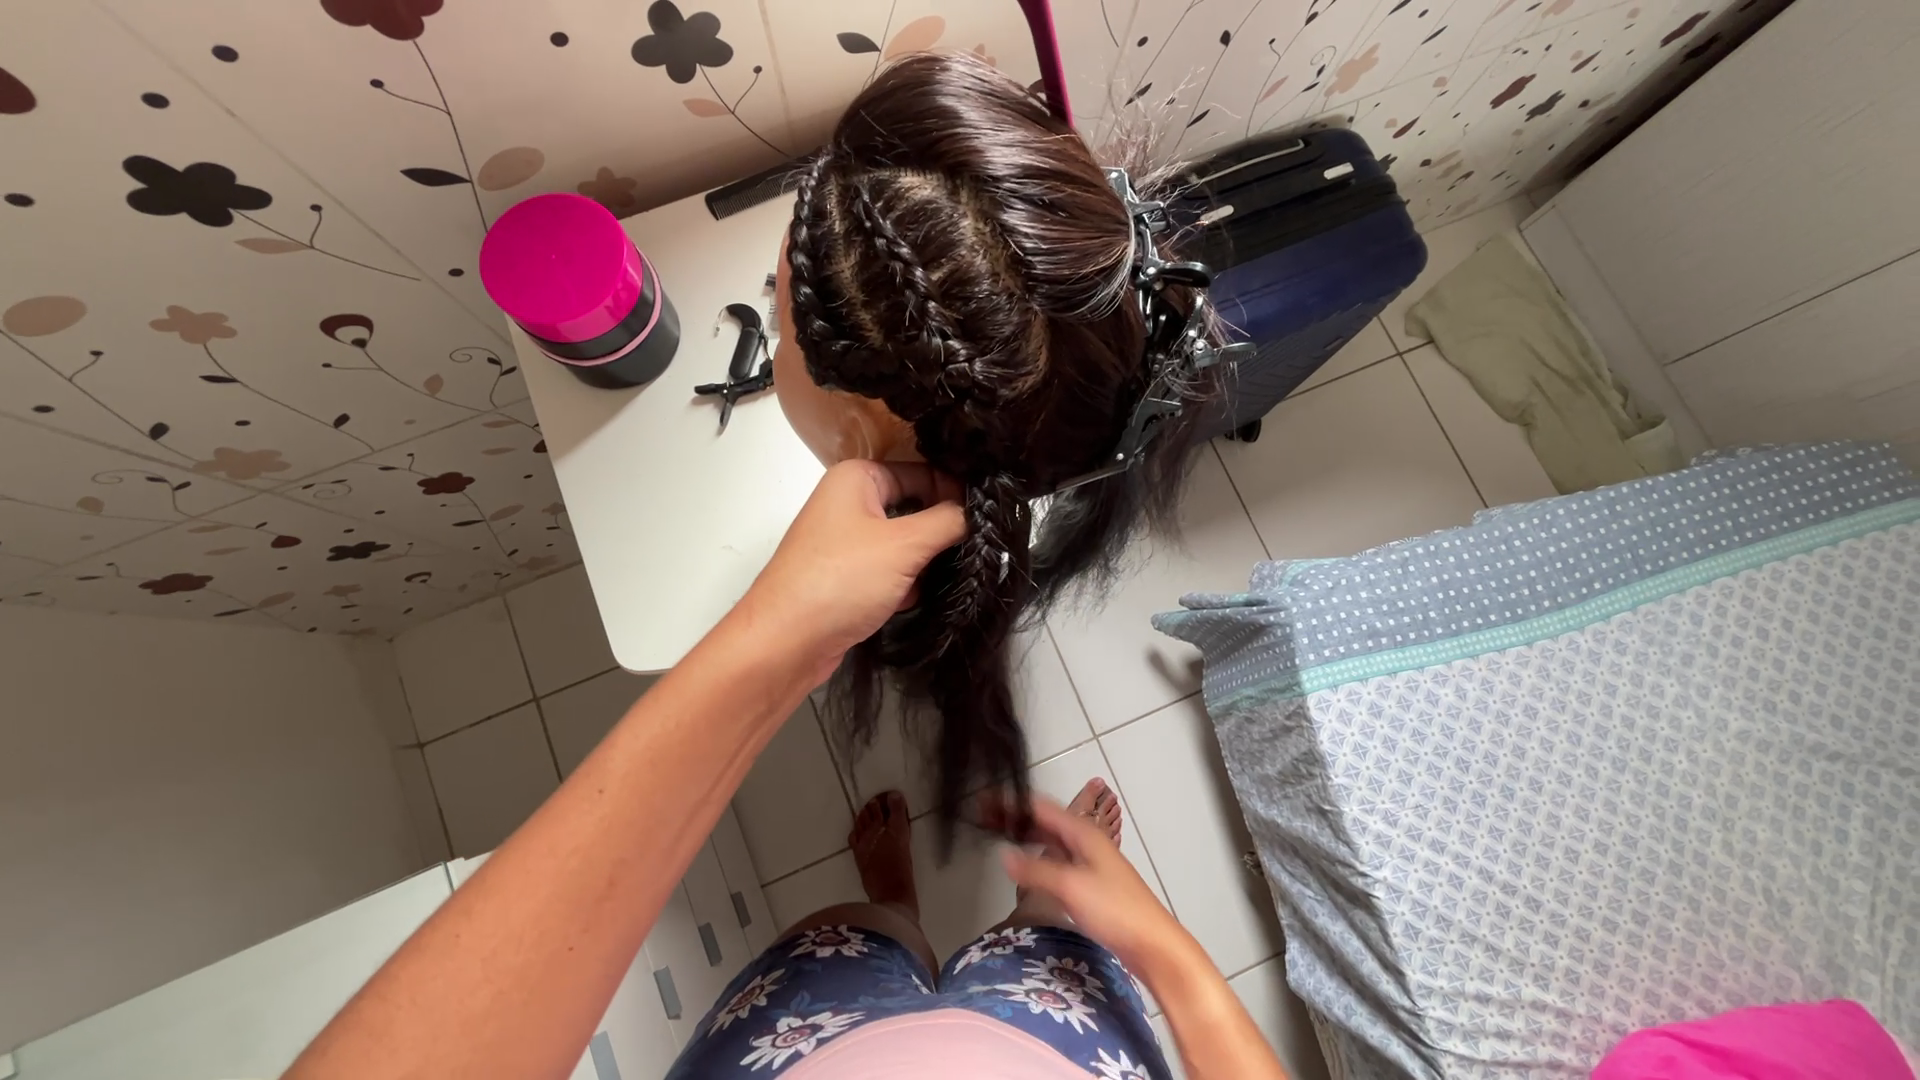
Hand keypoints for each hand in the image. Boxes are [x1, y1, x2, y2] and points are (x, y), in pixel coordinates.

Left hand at [740, 459, 964, 684]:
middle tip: (979, 549)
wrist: (785, 643)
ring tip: (954, 576)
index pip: (922, 472)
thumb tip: (980, 512)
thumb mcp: (905, 544)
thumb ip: (949, 521)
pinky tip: (915, 599)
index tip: (989, 519)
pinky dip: (906, 584)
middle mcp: (850, 503)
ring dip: (926, 562)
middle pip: (915, 508)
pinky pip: (890, 571)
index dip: (956, 493)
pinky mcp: (848, 579)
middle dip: (942, 532)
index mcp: (857, 477)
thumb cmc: (841, 581)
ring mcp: (847, 543)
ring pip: (905, 544)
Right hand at [998, 795, 1192, 977]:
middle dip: (1015, 816)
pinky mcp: (1090, 882)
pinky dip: (1037, 854)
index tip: (983, 802)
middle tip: (983, 818)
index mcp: (1083, 832)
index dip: (1011, 803)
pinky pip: (1056, 857)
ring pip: (1051, 838)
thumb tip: (1003, 854)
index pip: (1040, 807)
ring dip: (1025, 834)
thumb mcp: (1070, 886)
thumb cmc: (1115, 910)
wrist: (1153, 945)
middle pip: (1045, 820)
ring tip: (997, 834)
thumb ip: (1035, 869)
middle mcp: (1086, 840)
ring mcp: (1089, 861)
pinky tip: (1025, 863)